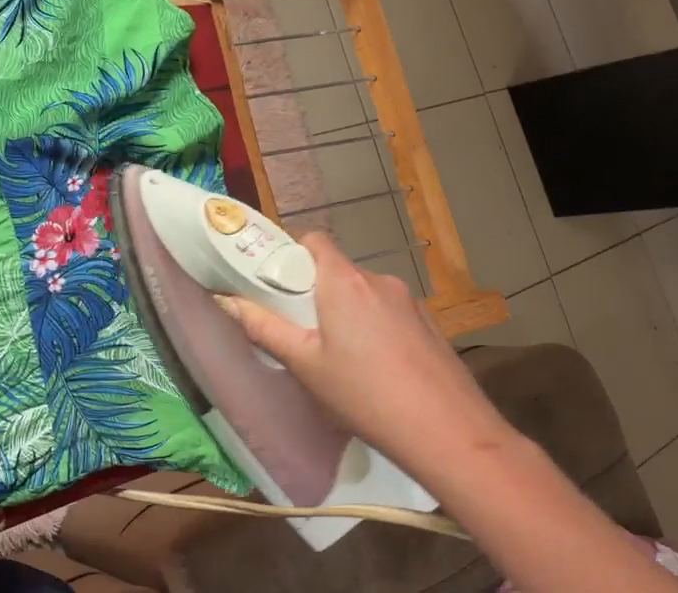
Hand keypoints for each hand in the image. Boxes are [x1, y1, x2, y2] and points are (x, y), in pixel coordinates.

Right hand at [215, 233, 511, 468]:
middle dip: (314, 291)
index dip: (290, 254)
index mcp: (344, 281)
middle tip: (298, 328)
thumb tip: (224, 299)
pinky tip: (373, 368)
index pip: (312, 240)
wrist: (453, 437)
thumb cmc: (367, 397)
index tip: (274, 284)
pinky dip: (372, 327)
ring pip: (362, 293)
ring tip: (336, 355)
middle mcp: (378, 280)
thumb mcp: (305, 365)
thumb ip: (262, 328)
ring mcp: (410, 302)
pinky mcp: (430, 326)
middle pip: (336, 269)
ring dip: (345, 311)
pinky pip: (388, 312)